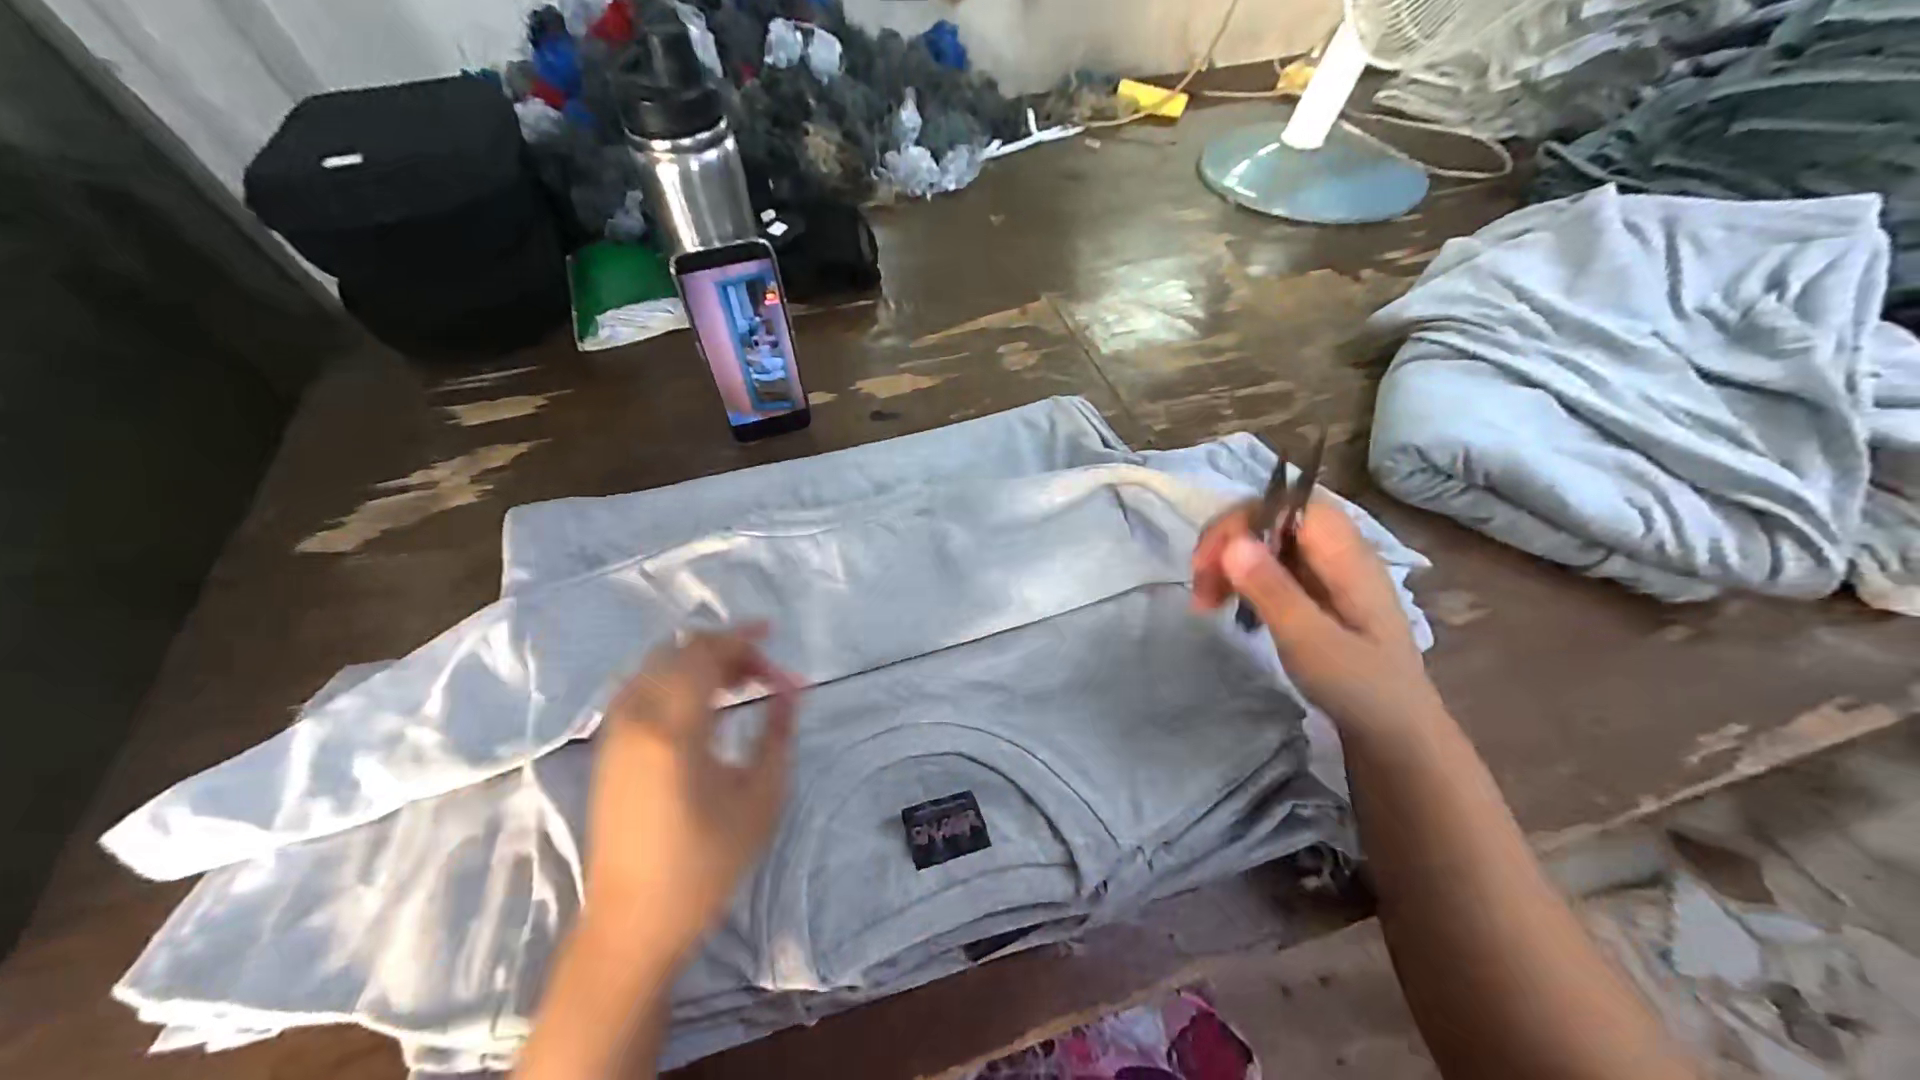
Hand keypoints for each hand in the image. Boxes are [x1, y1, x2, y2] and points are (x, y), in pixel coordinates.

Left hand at [583, 625, 798, 959]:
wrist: (633, 922)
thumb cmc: (705, 863)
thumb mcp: (761, 797)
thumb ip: (778, 732)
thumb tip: (791, 689)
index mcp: (672, 726)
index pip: (705, 653)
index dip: (743, 640)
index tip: (775, 641)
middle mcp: (635, 718)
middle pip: (677, 651)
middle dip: (724, 649)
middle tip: (762, 672)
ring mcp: (614, 734)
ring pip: (655, 667)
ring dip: (697, 663)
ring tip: (738, 685)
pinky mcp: (607, 751)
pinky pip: (640, 691)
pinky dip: (674, 681)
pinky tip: (703, 708)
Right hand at [1192, 498, 1442, 733]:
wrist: (1397, 734)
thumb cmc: (1361, 690)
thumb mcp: (1312, 644)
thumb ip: (1273, 591)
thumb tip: (1232, 542)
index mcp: (1348, 556)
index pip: (1290, 505)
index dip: (1244, 519)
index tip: (1208, 559)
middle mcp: (1338, 554)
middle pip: (1274, 519)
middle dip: (1229, 542)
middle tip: (1199, 584)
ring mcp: (1328, 574)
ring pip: (1267, 543)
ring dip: (1229, 561)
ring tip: (1205, 600)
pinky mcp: (1316, 594)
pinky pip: (1271, 568)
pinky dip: (1242, 579)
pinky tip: (1227, 604)